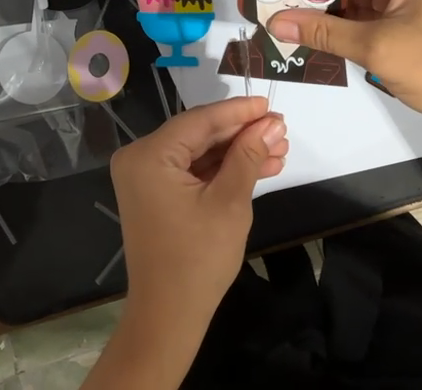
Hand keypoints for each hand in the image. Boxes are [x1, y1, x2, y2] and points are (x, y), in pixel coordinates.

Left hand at [108, 96, 287, 330]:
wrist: (168, 316)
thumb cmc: (198, 259)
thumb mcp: (230, 202)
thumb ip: (248, 156)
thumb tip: (271, 125)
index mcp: (148, 155)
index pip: (199, 120)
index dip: (238, 111)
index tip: (268, 104)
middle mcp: (140, 158)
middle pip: (199, 134)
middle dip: (242, 133)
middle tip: (280, 129)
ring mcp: (146, 177)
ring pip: (199, 153)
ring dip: (237, 152)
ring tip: (279, 149)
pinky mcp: (156, 194)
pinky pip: (192, 171)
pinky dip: (222, 170)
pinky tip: (260, 167)